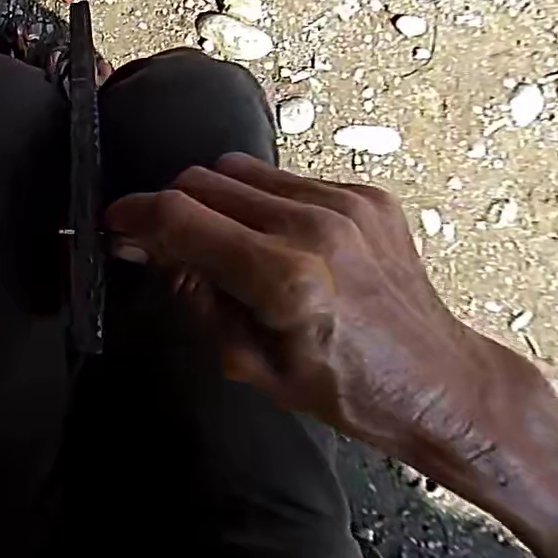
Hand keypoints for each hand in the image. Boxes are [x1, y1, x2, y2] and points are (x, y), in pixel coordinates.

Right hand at [105, 153, 545, 483]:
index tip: (116, 222)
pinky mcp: (364, 195)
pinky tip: (266, 237)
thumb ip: (193, 295)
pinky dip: (253, 201)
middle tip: (164, 242)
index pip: (181, 218)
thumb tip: (149, 249)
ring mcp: (345, 204)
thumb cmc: (345, 389)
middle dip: (168, 208)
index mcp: (285, 280)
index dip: (134, 214)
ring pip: (235, 169)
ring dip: (209, 199)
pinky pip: (278, 178)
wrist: (441, 383)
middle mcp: (315, 228)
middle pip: (200, 180)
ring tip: (220, 241)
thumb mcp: (246, 360)